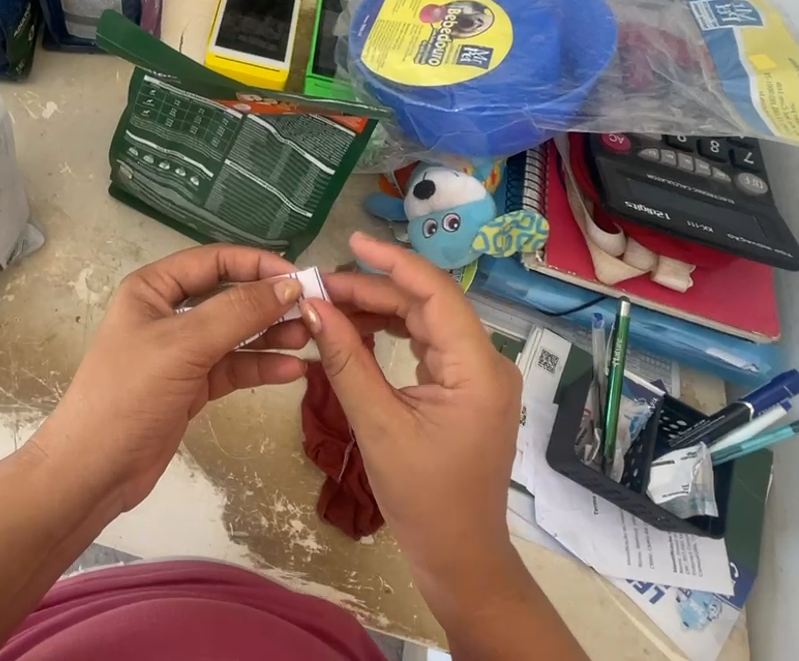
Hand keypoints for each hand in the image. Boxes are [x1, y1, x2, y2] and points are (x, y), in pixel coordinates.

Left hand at [30, 245, 310, 515]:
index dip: (258, 264)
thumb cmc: (128, 394)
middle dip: (269, 301)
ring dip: (271, 334)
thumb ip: (238, 312)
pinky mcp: (191, 386)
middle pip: (228, 295)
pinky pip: (233, 367)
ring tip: (310, 340)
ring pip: (235, 333)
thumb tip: (289, 283)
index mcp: (153, 288)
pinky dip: (260, 367)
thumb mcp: (184, 345)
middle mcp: (167, 312)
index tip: (301, 276)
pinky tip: (292, 370)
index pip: (214, 261)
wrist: (92, 471)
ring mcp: (180, 351)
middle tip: (314, 310)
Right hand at [303, 233, 527, 619]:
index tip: (352, 242)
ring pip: (423, 321)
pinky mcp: (463, 387)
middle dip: (372, 289)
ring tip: (328, 305)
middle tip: (318, 287)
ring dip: (377, 310)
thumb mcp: (377, 424)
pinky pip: (424, 343)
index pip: (435, 293)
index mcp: (477, 369)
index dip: (393, 261)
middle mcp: (485, 362)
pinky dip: (389, 333)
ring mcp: (476, 375)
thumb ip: (346, 360)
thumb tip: (313, 306)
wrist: (458, 555)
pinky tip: (353, 330)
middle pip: (425, 304)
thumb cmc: (422, 498)